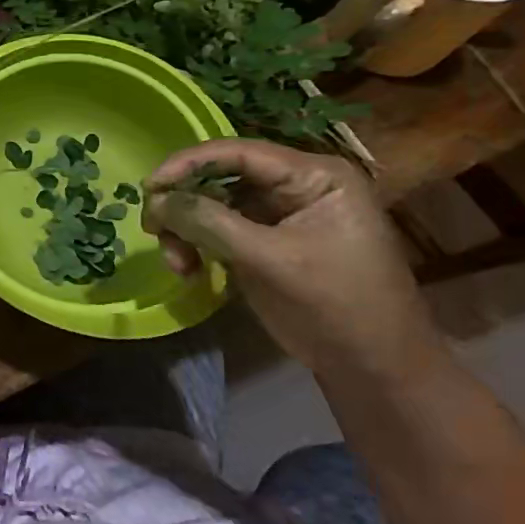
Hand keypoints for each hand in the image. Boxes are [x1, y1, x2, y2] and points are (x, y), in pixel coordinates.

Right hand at [143, 139, 443, 382]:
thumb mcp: (271, 260)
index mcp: (314, 176)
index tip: (148, 187)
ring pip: (212, 204)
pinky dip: (196, 246)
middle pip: (219, 176)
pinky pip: (217, 229)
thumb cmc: (337, 307)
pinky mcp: (265, 241)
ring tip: (176, 263)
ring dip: (185, 230)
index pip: (237, 152)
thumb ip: (211, 222)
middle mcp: (295, 185)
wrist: (376, 372)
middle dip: (184, 204)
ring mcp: (279, 213)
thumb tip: (156, 199)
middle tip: (152, 229)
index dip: (187, 164)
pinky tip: (189, 270)